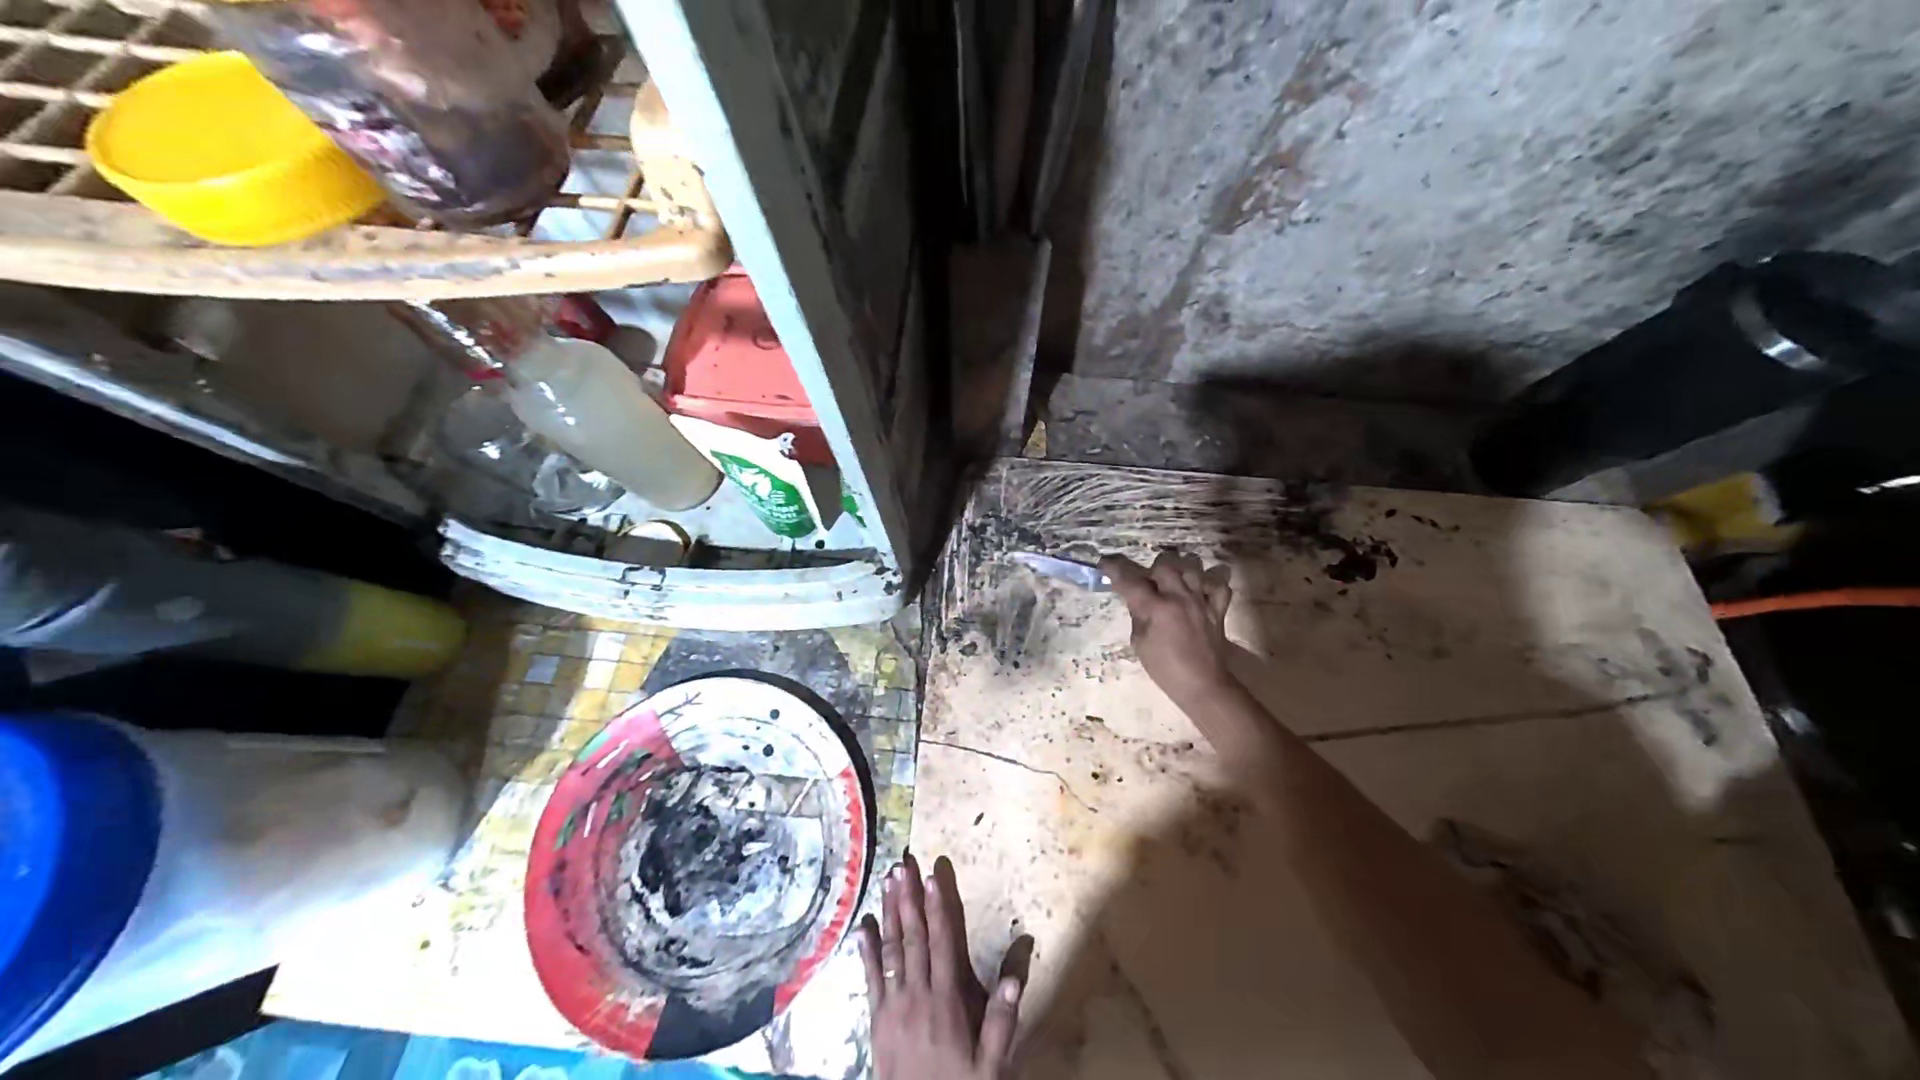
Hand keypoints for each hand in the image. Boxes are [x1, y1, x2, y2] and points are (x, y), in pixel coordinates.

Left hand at [859, 854, 1024, 1079]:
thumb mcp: (991, 1065)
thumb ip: (1002, 1019)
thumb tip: (1016, 971)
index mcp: (946, 1000)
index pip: (942, 942)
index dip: (938, 907)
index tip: (933, 876)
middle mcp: (917, 994)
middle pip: (913, 936)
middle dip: (909, 898)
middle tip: (905, 864)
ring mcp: (893, 1004)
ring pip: (891, 949)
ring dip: (890, 913)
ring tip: (888, 881)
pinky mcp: (877, 1018)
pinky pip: (870, 977)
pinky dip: (866, 949)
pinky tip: (863, 926)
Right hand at [1099, 550, 1235, 703]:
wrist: (1203, 685)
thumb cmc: (1165, 669)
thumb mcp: (1139, 643)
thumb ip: (1138, 615)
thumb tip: (1137, 600)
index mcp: (1157, 608)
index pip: (1130, 581)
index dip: (1114, 570)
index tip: (1105, 564)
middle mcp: (1180, 598)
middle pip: (1164, 565)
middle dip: (1151, 569)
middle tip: (1146, 582)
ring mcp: (1202, 601)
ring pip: (1192, 568)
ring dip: (1178, 571)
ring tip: (1172, 583)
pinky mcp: (1218, 609)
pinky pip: (1218, 584)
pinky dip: (1208, 583)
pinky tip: (1198, 591)